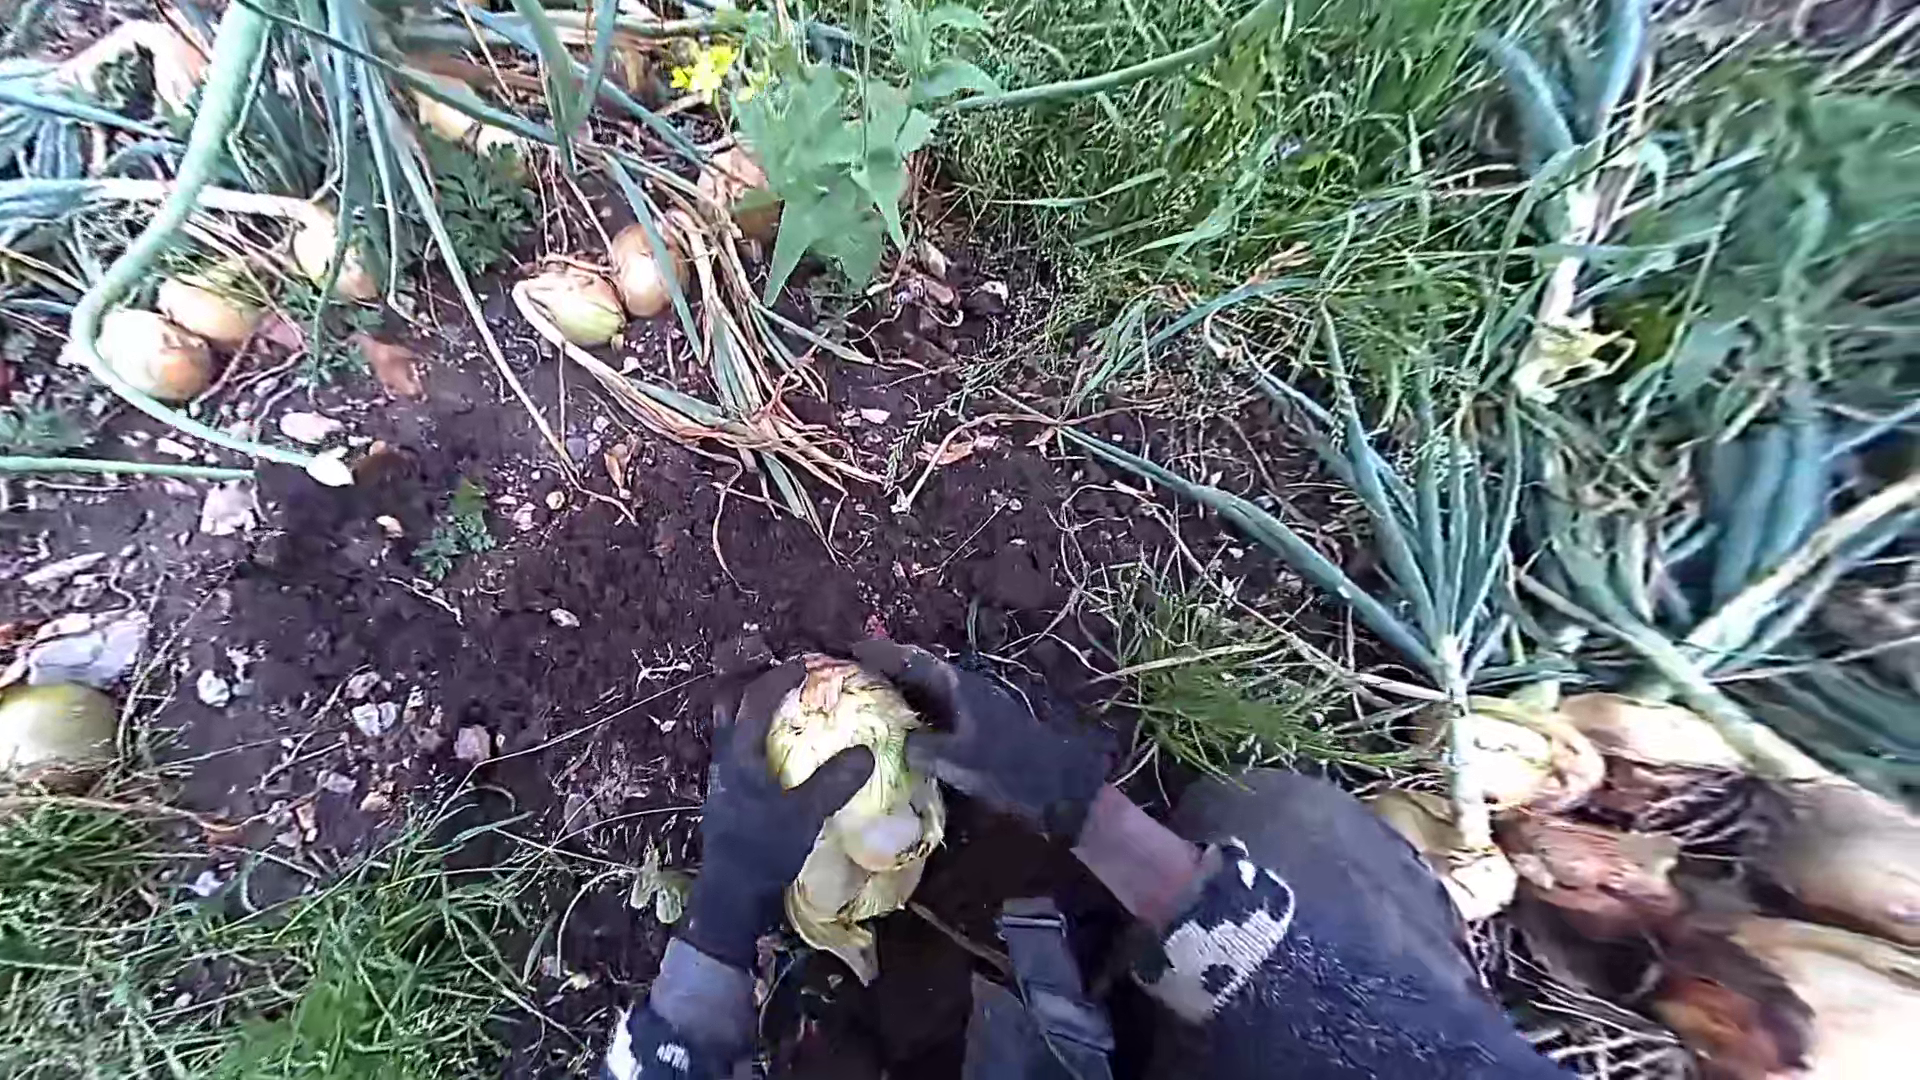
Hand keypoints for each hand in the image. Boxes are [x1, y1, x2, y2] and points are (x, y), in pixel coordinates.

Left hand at [682, 660, 873, 970]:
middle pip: (729, 700)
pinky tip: (779, 737)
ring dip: (752, 700)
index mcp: (740, 756)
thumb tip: (867, 750)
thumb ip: (835, 782)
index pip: (755, 701)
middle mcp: (726, 756)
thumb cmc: (764, 851)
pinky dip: (755, 723)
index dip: (779, 676)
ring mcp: (722, 770)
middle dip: (754, 678)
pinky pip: (737, 737)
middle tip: (787, 673)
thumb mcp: (805, 816)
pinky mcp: (726, 784)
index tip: (805, 663)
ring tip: (784, 696)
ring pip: (729, 718)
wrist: (730, 896)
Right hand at [852, 640, 1109, 839]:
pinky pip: (935, 708)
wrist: (1053, 781)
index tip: (852, 648)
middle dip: (886, 667)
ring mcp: (969, 704)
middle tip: (851, 670)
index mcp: (957, 686)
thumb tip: (897, 743)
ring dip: (899, 687)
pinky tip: (898, 725)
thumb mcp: (960, 759)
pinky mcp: (974, 722)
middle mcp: (961, 687)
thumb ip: (924, 749)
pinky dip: (913, 710)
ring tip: (866, 693)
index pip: (913, 660)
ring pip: (926, 688)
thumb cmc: (1007, 766)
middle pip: (917, 669)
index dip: (882, 653)